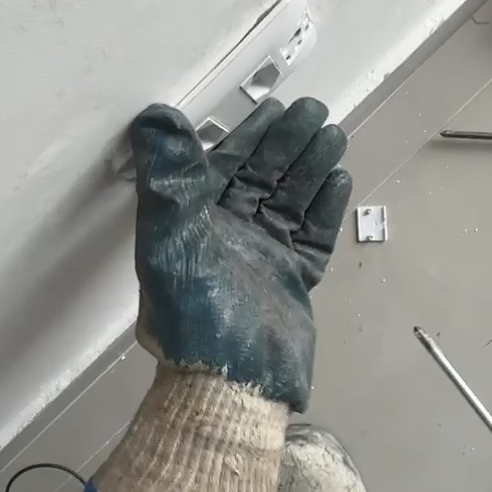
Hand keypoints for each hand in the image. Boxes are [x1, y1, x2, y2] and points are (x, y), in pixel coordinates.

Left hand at [127, 97, 351, 410]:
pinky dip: (324, 208)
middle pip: (264, 177)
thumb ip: (166, 177)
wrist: (229, 385)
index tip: (273, 107)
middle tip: (315, 110)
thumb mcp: (169, 238)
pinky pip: (312, 235)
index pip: (226, 166)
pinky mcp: (293, 281)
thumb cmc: (194, 312)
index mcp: (196, 224)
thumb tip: (153, 115)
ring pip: (291, 200)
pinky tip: (338, 180)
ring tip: (333, 135)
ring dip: (311, 167)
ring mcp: (264, 257)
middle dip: (288, 143)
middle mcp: (229, 235)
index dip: (249, 135)